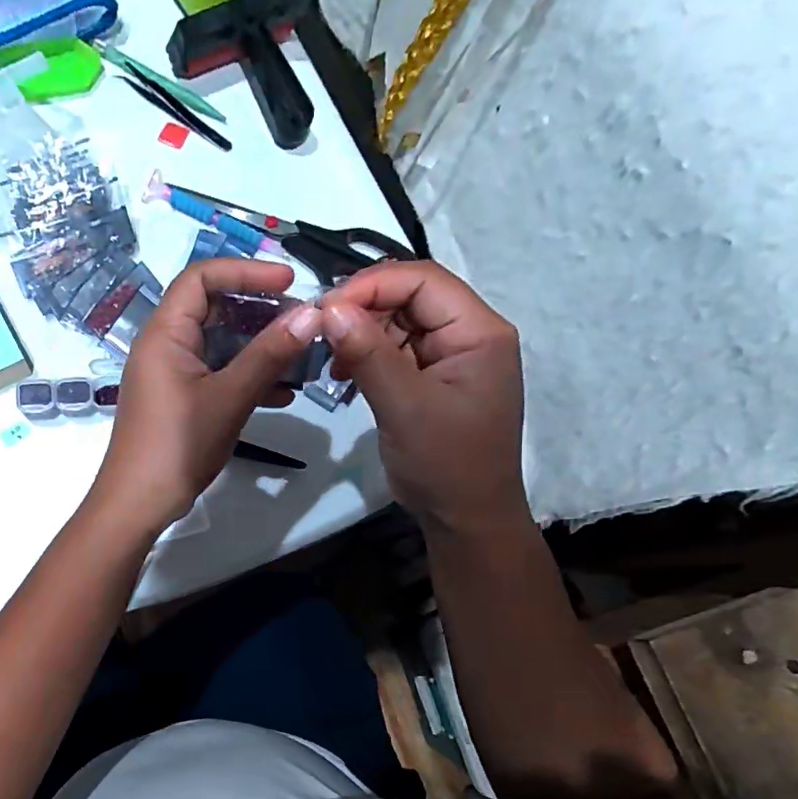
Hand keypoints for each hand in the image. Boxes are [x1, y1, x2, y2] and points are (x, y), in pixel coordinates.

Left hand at [91, 259, 322, 532]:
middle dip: (260, 312)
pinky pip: (215, 373)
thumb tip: (311, 315)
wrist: (137, 502)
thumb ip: (269, 355)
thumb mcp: (229, 397)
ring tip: (301, 359)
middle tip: (302, 323)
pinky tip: (282, 394)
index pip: (201, 277)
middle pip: (213, 308)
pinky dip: (245, 376)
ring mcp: (169, 373)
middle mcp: (163, 345)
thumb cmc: (177, 445)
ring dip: (258, 348)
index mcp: (165, 334)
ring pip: (218, 344)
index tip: (289, 281)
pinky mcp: (177, 398)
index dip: (245, 270)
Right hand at [319, 260, 527, 532]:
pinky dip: (364, 353)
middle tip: (319, 328)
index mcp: (478, 332)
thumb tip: (329, 308)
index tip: (325, 308)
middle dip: (362, 306)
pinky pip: (392, 348)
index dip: (372, 285)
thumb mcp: (405, 408)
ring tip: (330, 356)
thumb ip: (369, 354)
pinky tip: (342, 372)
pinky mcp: (428, 376)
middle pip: (410, 295)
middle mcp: (467, 334)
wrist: (463, 517)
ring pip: (397, 320)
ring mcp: (448, 356)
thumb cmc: (445, 463)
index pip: (424, 281)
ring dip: (359, 330)